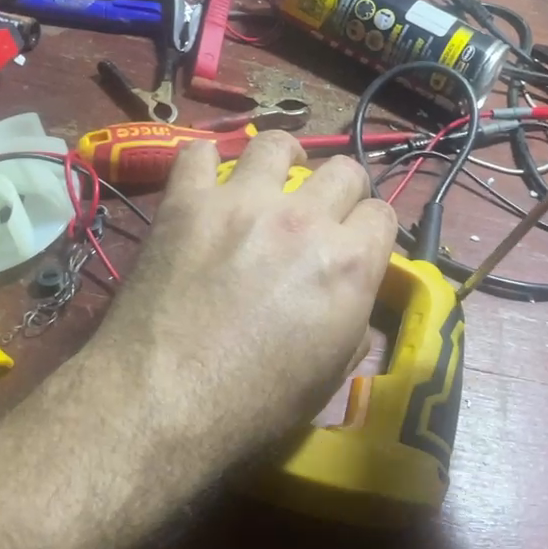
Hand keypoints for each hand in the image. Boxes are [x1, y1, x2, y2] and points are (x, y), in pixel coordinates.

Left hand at [84, 131, 396, 462]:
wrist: (165, 398)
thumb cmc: (256, 404)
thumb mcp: (329, 378)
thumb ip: (353, 328)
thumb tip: (349, 305)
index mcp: (348, 264)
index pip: (382, 215)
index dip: (371, 230)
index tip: (357, 242)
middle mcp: (304, 219)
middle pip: (343, 171)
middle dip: (341, 191)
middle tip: (320, 214)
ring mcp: (242, 202)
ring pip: (277, 144)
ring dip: (284, 158)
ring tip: (274, 175)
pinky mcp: (187, 202)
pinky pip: (200, 153)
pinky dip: (209, 161)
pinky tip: (210, 179)